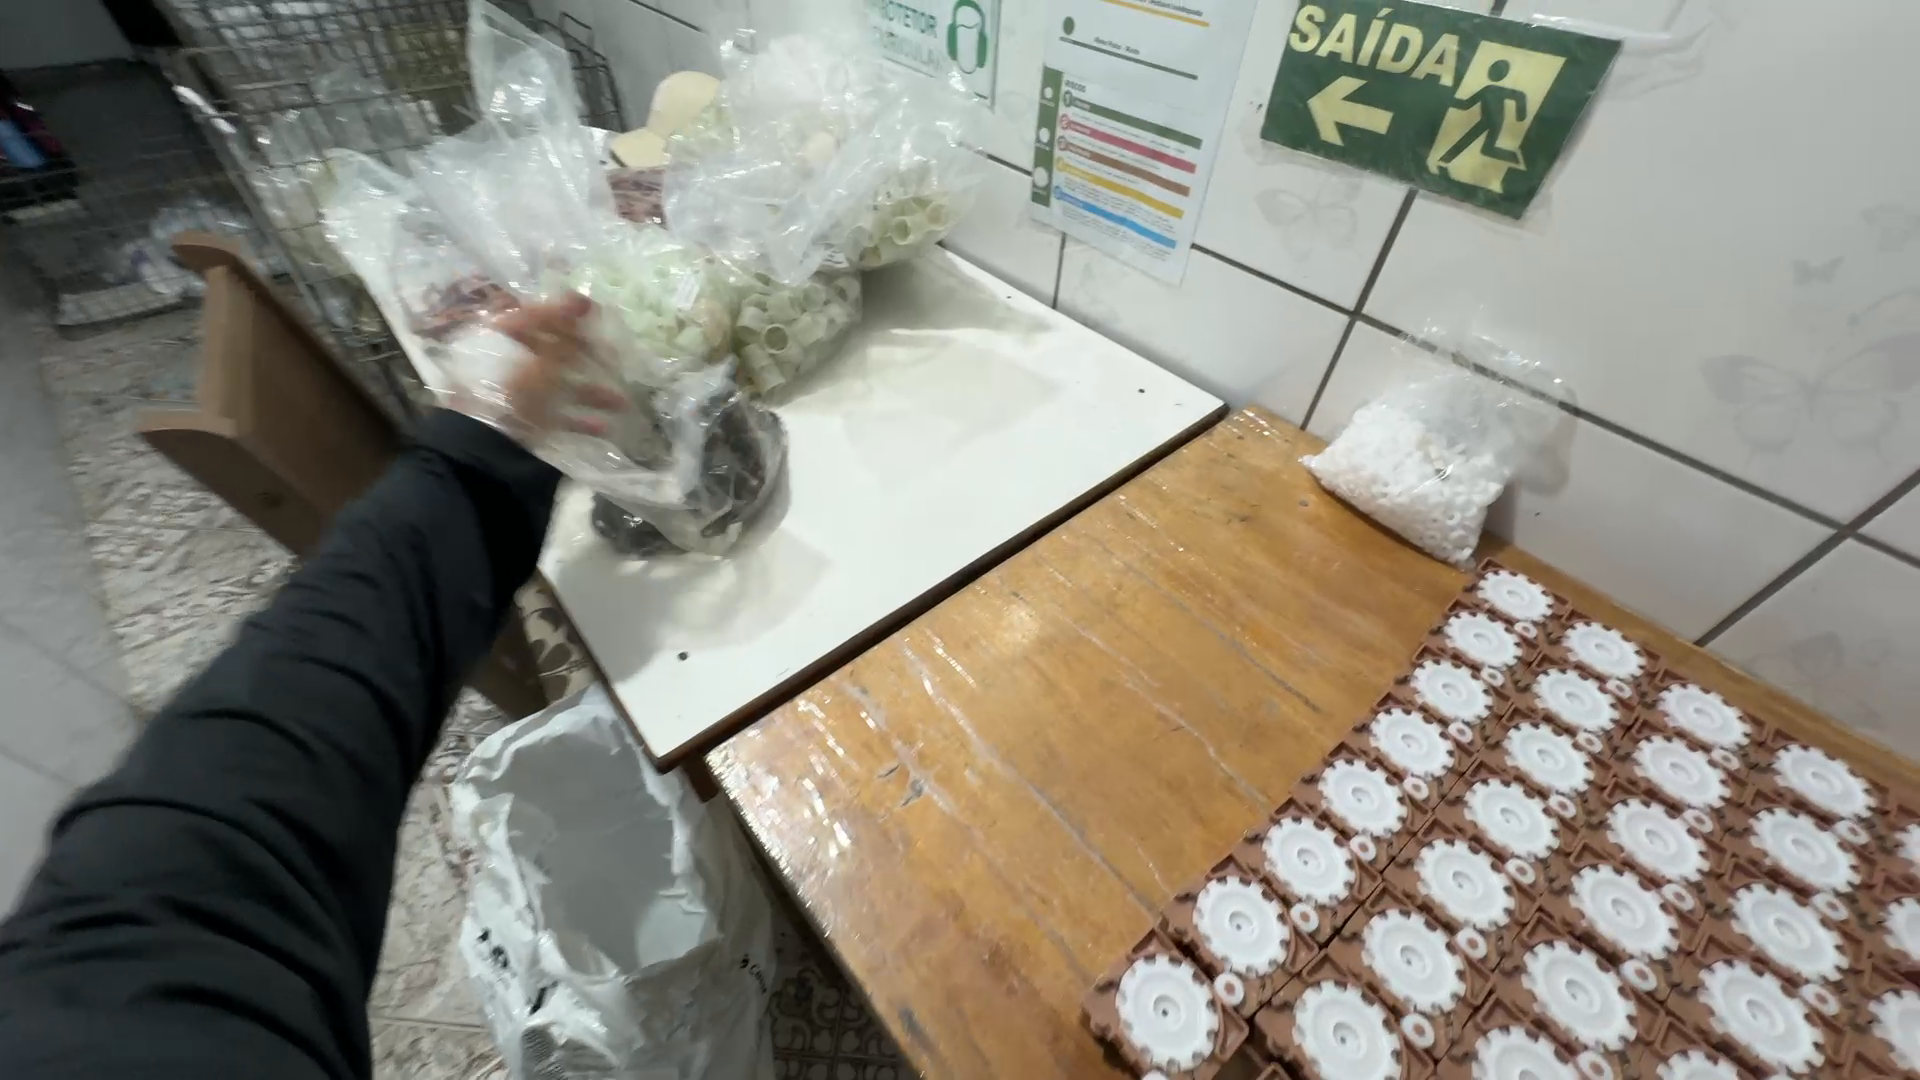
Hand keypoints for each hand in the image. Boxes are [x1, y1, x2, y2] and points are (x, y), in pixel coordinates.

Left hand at [469, 293, 626, 438]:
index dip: (565, 313)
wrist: (485, 452)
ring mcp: (515, 394)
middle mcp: (505, 364)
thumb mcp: (538, 363)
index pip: (533, 317)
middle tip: (615, 357)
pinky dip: (581, 419)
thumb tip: (581, 298)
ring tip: (621, 402)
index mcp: (498, 341)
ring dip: (592, 392)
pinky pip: (557, 415)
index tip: (596, 312)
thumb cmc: (509, 397)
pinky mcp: (525, 422)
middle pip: (552, 353)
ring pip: (559, 386)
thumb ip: (562, 333)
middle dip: (588, 357)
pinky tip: (605, 426)